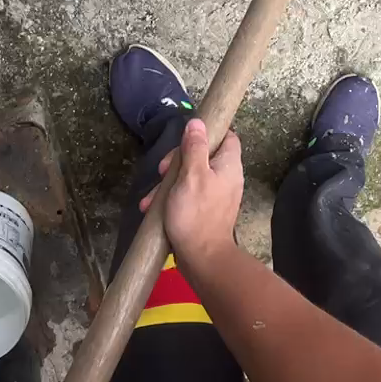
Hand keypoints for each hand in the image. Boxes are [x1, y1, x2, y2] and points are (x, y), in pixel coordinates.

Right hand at [140, 118, 242, 265]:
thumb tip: (197, 122)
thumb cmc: (196, 215)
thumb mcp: (191, 175)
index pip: (227, 136)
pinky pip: (189, 195)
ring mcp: (217, 195)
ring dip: (169, 183)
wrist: (203, 259)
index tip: (186, 139)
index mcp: (228, 165)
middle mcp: (226, 178)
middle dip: (178, 161)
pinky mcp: (206, 211)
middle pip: (203, 155)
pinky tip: (153, 208)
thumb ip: (195, 148)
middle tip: (162, 171)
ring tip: (152, 196)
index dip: (207, 133)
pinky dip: (172, 198)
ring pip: (191, 176)